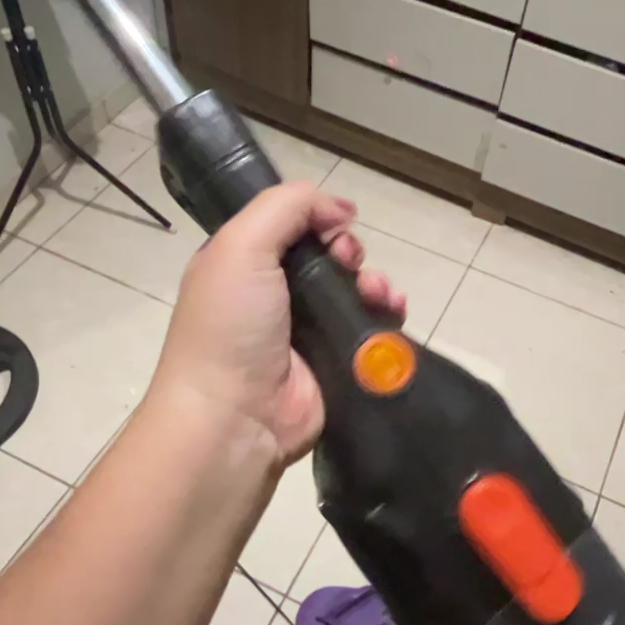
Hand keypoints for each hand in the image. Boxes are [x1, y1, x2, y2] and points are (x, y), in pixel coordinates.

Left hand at [150, 181, 406, 465]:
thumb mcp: (241, 245)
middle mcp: (274, 296)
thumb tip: (339, 209)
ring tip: (377, 292)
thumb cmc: (230, 327)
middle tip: (348, 262)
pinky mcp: (336, 365)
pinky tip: (394, 310)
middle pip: (328, 256)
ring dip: (374, 282)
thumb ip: (287, 207)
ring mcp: (307, 333)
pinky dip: (388, 316)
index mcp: (242, 264)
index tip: (334, 226)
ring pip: (355, 292)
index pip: (291, 226)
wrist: (235, 417)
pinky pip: (371, 331)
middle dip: (349, 250)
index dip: (318, 218)